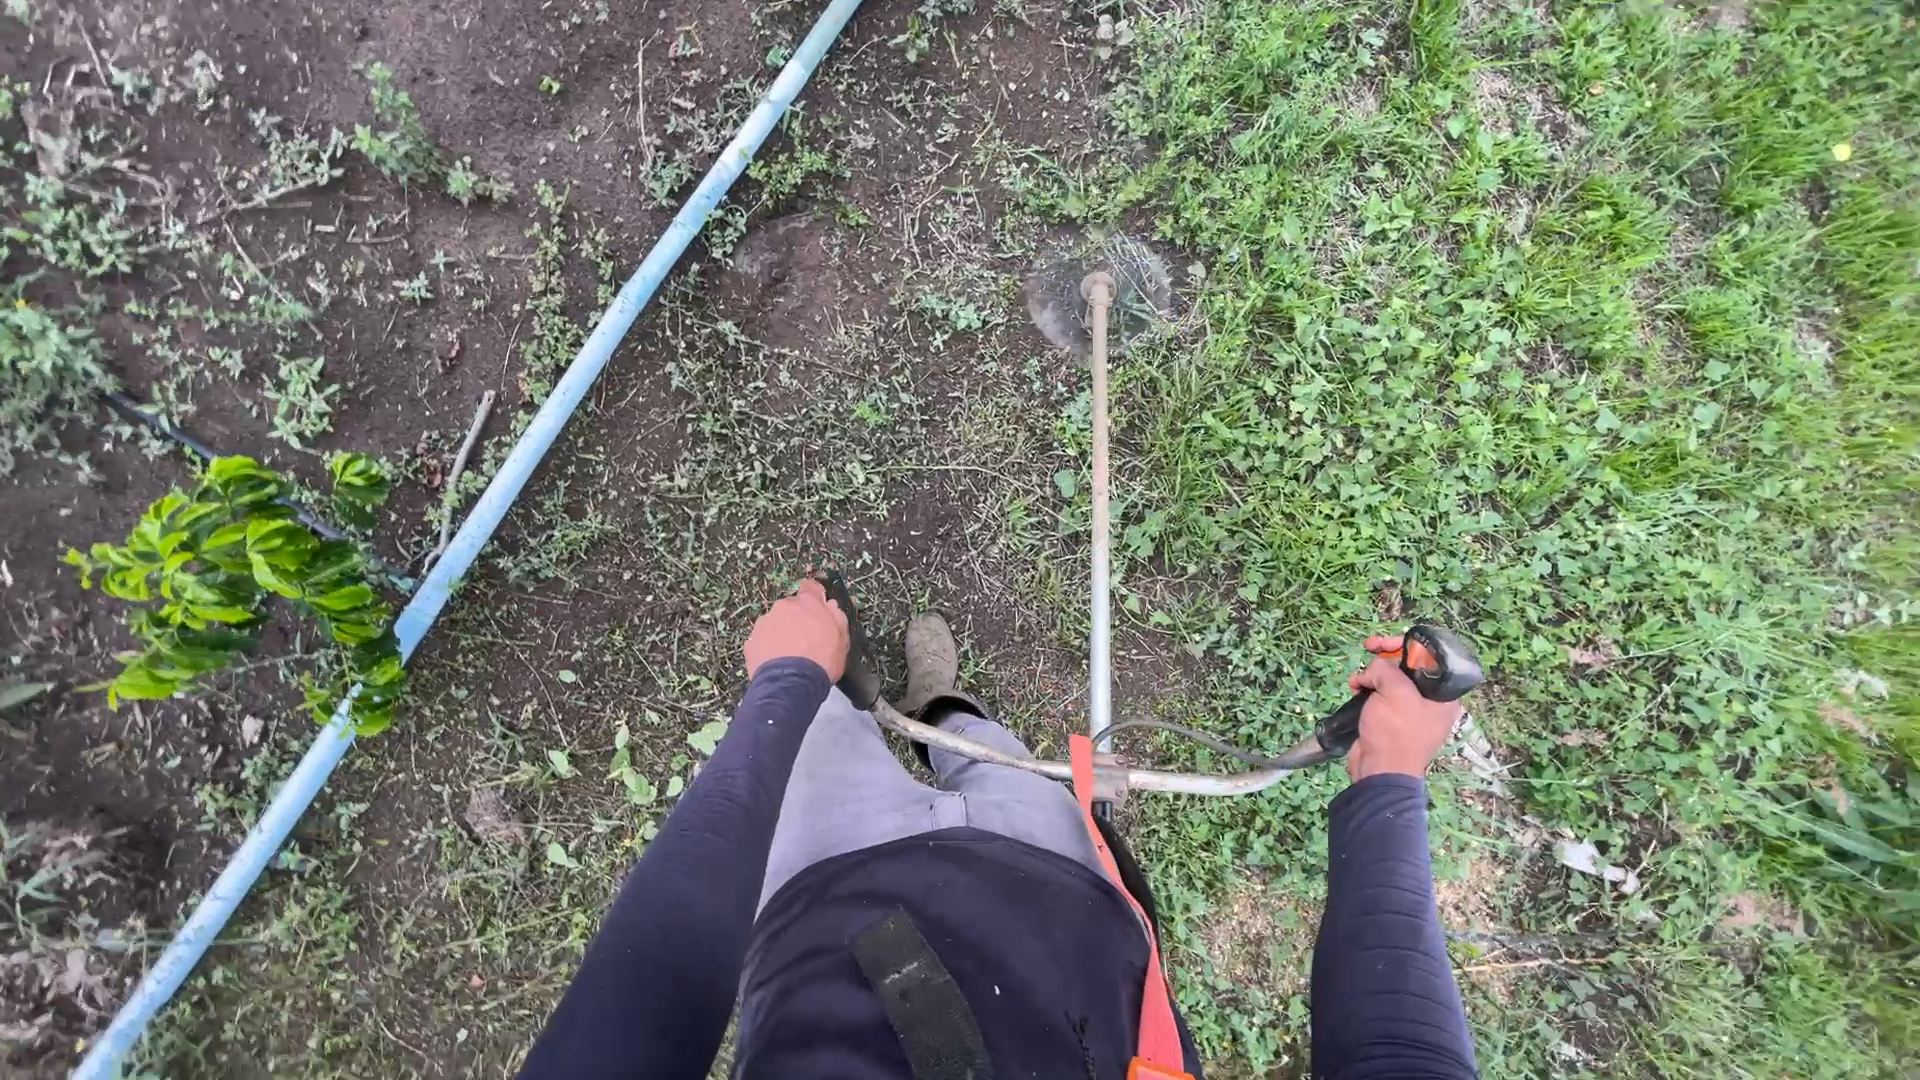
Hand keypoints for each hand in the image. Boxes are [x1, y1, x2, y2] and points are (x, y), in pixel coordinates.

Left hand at [744, 577, 848, 681]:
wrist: (791, 685)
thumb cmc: (821, 662)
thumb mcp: (842, 640)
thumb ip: (837, 617)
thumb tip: (831, 606)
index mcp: (808, 603)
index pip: (809, 587)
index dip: (813, 596)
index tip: (816, 607)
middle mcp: (784, 607)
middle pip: (791, 607)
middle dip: (797, 619)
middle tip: (805, 640)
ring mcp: (765, 623)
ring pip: (775, 622)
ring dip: (782, 632)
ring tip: (790, 655)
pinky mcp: (752, 641)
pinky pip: (762, 639)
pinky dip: (769, 647)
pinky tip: (778, 662)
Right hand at [1345, 634, 1462, 781]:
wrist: (1381, 770)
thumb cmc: (1396, 732)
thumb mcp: (1395, 693)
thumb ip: (1387, 669)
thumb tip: (1374, 668)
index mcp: (1443, 694)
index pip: (1429, 657)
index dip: (1406, 644)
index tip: (1384, 642)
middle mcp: (1430, 699)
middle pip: (1408, 664)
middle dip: (1386, 655)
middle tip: (1368, 647)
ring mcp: (1409, 708)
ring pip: (1390, 677)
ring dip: (1371, 672)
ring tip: (1358, 680)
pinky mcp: (1390, 716)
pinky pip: (1379, 692)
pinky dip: (1366, 686)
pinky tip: (1355, 688)